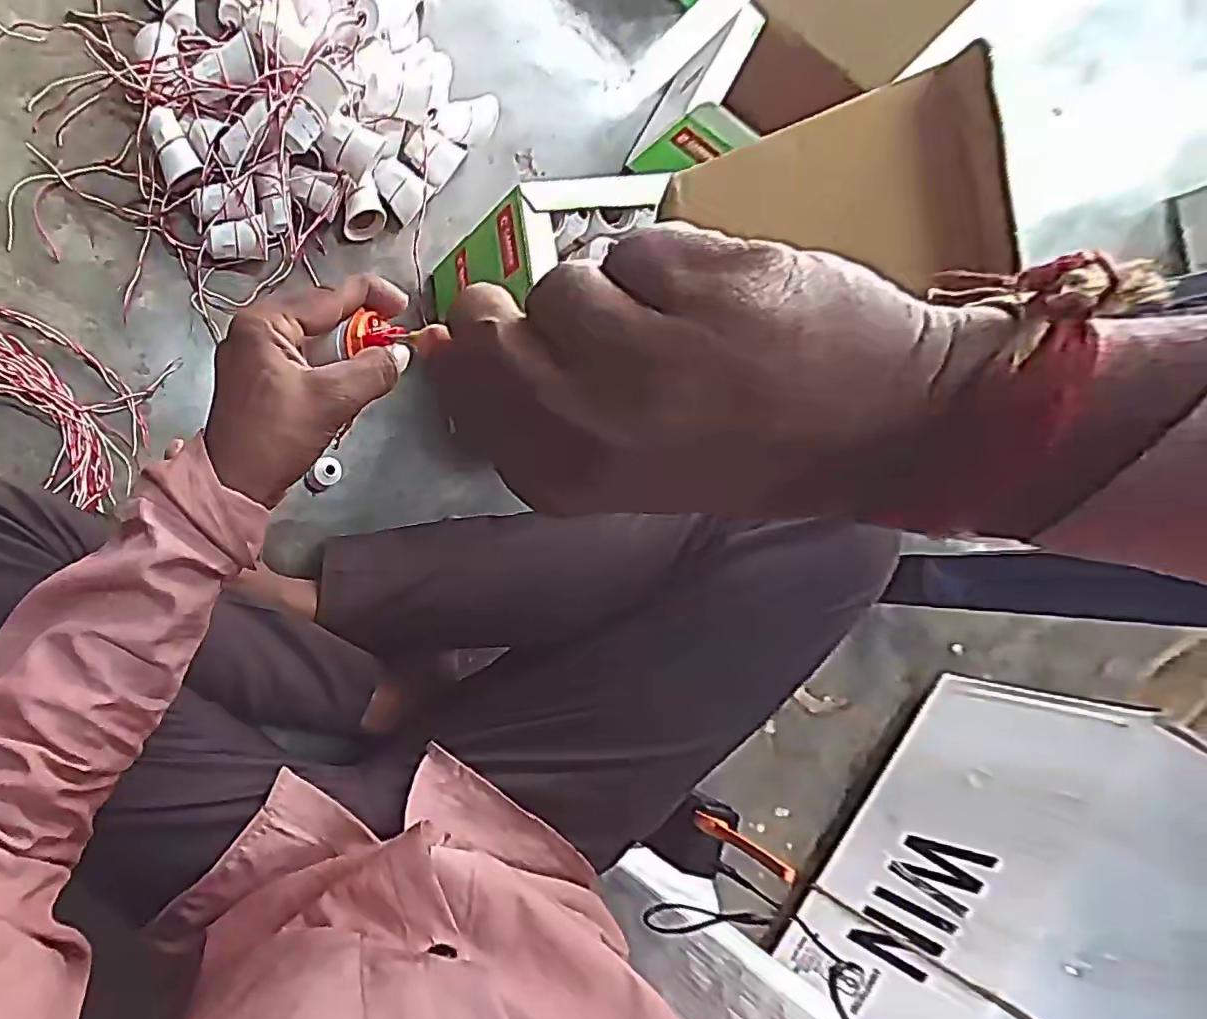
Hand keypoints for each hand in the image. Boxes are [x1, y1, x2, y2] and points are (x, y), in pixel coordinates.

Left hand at [205, 274, 412, 507]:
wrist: (234, 485)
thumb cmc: (271, 440)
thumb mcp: (331, 401)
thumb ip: (373, 369)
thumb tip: (399, 354)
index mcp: (263, 323)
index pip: (329, 296)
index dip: (372, 296)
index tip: (401, 306)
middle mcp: (252, 332)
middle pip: (320, 318)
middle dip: (356, 335)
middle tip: (385, 349)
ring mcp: (251, 357)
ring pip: (312, 344)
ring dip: (342, 360)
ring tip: (361, 381)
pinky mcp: (256, 381)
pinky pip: (300, 365)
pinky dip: (325, 376)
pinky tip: (338, 398)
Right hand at [422, 224, 1017, 521]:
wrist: (876, 428)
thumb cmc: (717, 457)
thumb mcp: (595, 472)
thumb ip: (515, 415)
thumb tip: (442, 340)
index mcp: (557, 472)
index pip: (462, 385)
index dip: (472, 352)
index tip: (509, 343)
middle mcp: (590, 420)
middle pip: (491, 326)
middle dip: (517, 310)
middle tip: (573, 322)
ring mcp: (654, 353)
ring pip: (564, 280)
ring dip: (599, 290)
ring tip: (657, 322)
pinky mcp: (714, 285)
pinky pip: (634, 246)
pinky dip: (660, 263)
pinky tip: (702, 299)